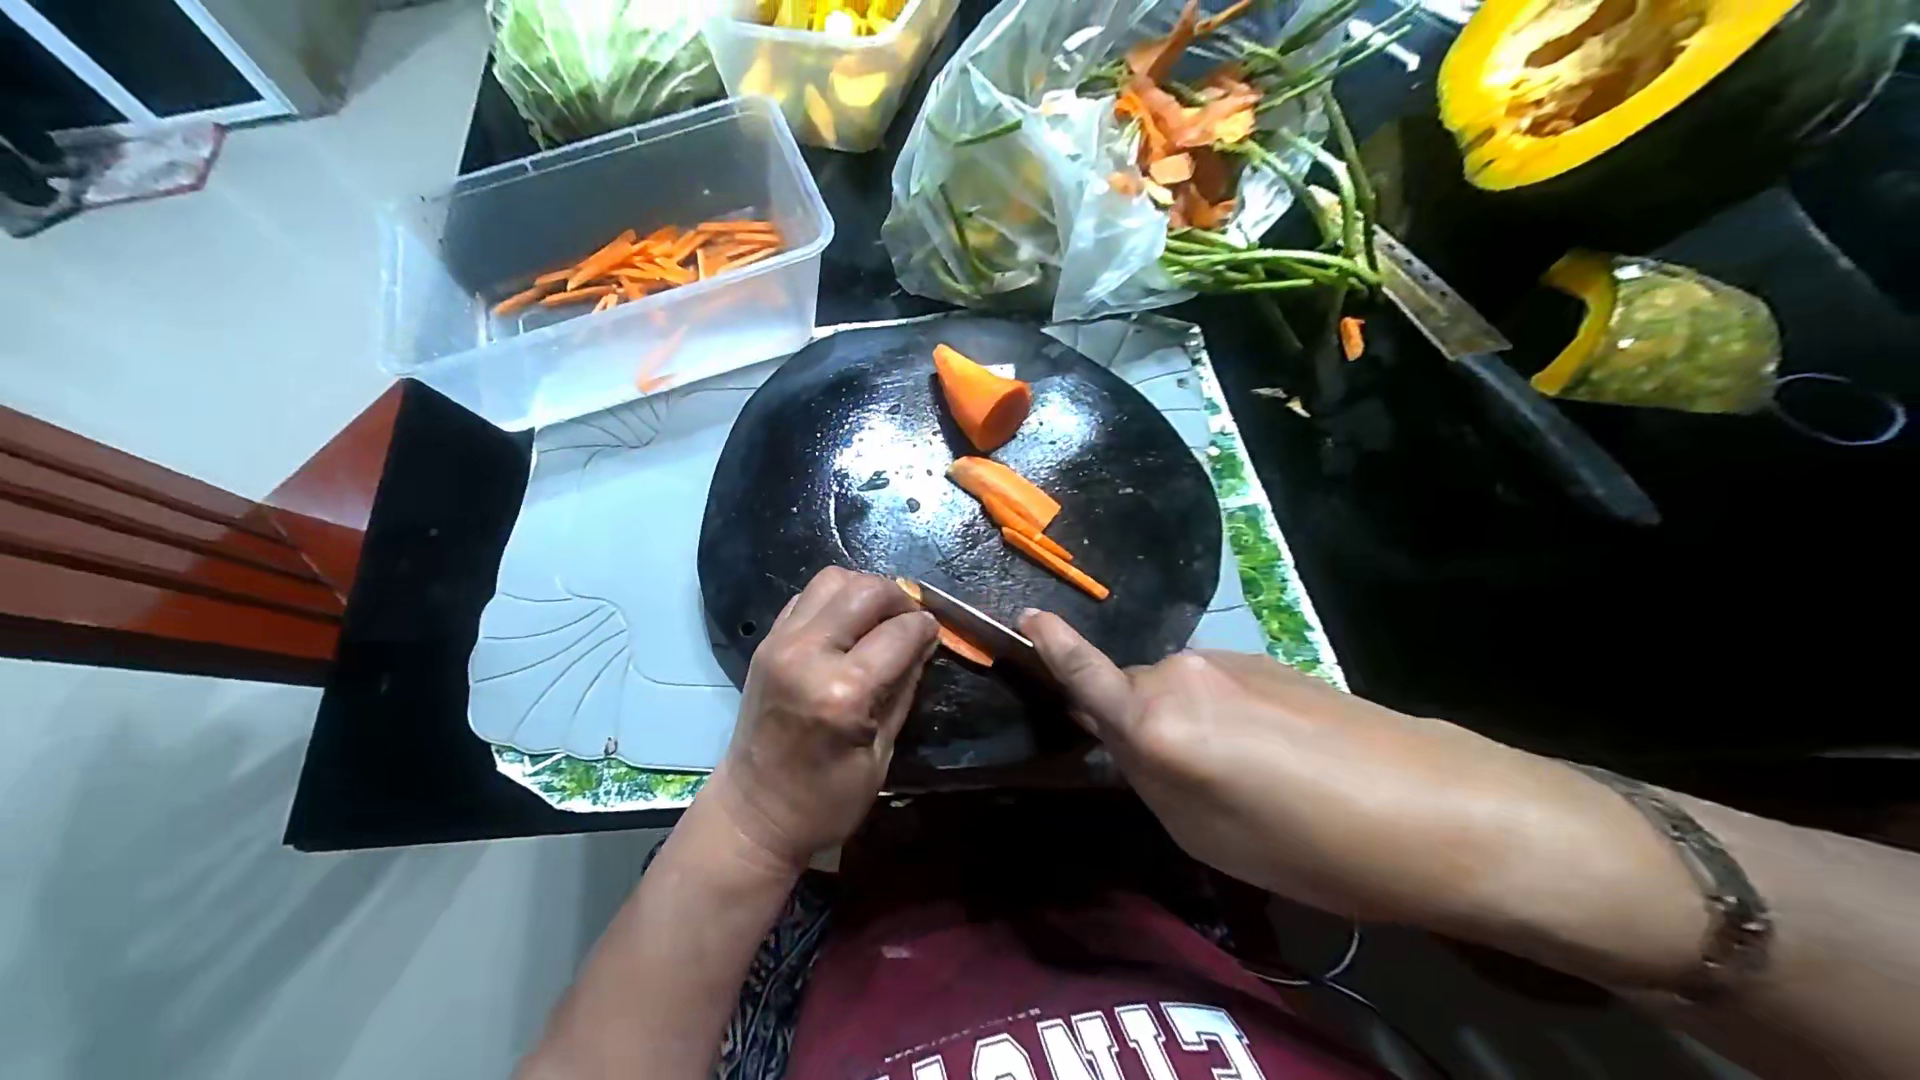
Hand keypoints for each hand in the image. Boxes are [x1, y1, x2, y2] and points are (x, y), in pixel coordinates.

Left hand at [703, 568, 937, 873]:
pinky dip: (835, 600)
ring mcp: (780, 643)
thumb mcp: (881, 754)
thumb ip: (904, 688)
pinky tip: (848, 626)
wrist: (752, 813)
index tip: (936, 634)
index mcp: (841, 693)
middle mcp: (806, 655)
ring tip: (881, 618)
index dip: (927, 628)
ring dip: (866, 591)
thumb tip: (925, 642)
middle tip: (912, 621)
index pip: (900, 632)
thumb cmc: (825, 800)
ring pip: (834, 580)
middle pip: (866, 591)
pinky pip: (808, 597)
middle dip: (900, 599)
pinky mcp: (766, 642)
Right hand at [1021, 612, 1708, 987]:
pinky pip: (1220, 689)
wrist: (1442, 812)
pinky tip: (1277, 763)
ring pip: (1181, 692)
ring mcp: (1232, 660)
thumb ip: (1148, 776)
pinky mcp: (1271, 662)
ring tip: (1247, 784)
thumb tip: (1126, 739)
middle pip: (1134, 692)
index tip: (1023, 616)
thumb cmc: (1309, 844)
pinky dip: (1225, 719)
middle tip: (1181, 785)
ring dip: (1188, 726)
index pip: (1085, 674)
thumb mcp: (1204, 834)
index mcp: (1157, 719)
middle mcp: (1184, 673)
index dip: (1051, 646)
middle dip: (1138, 727)